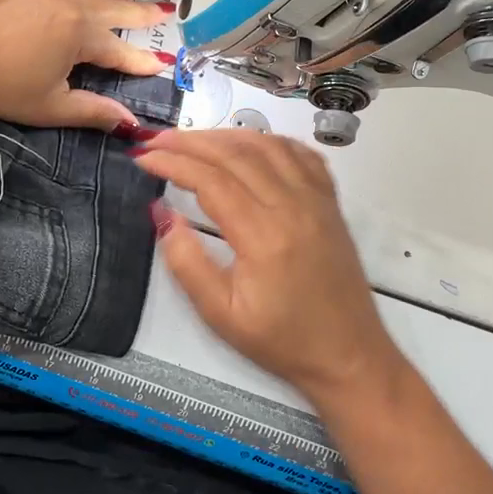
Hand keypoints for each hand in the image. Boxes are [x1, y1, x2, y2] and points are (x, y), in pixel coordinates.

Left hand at [0, 0, 172, 130]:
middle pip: (112, 9)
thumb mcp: (51, 107)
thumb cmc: (1, 89)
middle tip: (167, 11)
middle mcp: (69, 7)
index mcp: (81, 36)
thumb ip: (93, 111)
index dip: (142, 61)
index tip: (166, 64)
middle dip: (141, 13)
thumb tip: (131, 123)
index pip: (120, 51)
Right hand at [133, 129, 406, 405]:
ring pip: (267, 146)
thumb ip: (186, 261)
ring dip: (224, 135)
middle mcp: (293, 208)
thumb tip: (161, 213)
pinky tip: (245, 145)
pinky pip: (300, 155)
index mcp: (264, 236)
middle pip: (235, 153)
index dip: (172, 163)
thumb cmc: (282, 340)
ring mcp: (317, 202)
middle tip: (154, 141)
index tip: (141, 158)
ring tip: (190, 139)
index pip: (210, 179)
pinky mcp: (330, 205)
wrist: (351, 358)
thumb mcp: (220, 313)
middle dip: (188, 141)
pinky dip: (268, 141)